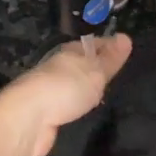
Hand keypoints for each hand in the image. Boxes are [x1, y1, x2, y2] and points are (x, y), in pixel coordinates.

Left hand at [0, 34, 131, 155]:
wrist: (27, 119)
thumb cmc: (65, 89)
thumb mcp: (95, 71)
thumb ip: (110, 59)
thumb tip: (125, 37)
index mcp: (71, 52)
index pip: (94, 44)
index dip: (110, 47)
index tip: (128, 53)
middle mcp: (60, 68)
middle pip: (84, 65)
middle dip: (100, 70)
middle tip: (123, 77)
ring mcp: (52, 92)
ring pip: (76, 87)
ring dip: (89, 91)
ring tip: (111, 97)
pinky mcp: (48, 114)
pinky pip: (69, 106)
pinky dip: (79, 108)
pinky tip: (89, 114)